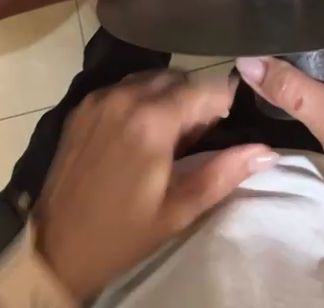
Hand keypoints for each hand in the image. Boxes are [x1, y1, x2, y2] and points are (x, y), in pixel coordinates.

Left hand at [30, 71, 278, 300]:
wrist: (56, 246)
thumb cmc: (123, 232)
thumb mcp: (179, 210)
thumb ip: (224, 173)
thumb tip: (268, 152)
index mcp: (154, 120)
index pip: (204, 89)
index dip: (223, 101)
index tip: (229, 120)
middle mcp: (127, 96)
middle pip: (178, 78)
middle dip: (195, 98)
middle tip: (199, 135)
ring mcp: (101, 97)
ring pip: (150, 77)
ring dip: (168, 95)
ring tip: (170, 134)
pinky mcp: (83, 105)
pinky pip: (124, 86)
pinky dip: (140, 98)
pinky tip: (140, 130)